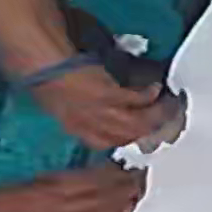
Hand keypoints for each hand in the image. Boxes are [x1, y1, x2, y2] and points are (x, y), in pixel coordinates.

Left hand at [32, 65, 169, 148]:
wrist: (45, 67)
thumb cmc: (54, 85)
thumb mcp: (68, 108)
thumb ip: (90, 118)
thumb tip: (119, 117)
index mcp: (79, 129)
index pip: (111, 143)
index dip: (133, 138)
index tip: (147, 128)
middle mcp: (91, 125)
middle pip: (132, 135)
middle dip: (153, 126)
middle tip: (167, 116)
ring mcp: (100, 111)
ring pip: (139, 123)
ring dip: (157, 113)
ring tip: (166, 103)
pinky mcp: (109, 95)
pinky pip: (139, 100)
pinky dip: (151, 94)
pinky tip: (154, 88)